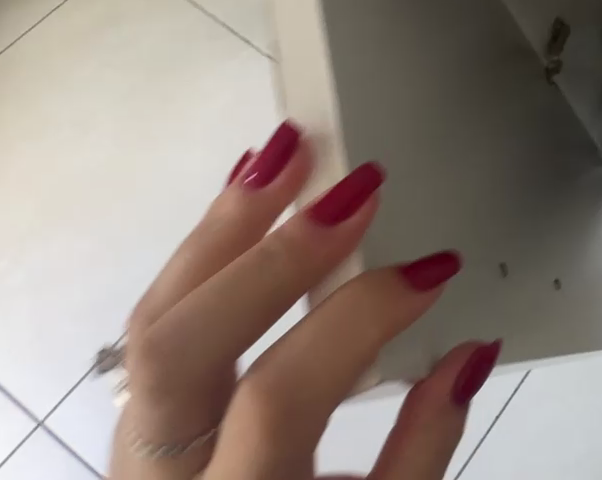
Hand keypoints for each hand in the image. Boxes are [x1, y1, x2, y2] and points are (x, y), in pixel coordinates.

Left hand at [111, 120, 497, 479]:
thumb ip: (422, 453)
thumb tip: (470, 354)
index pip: (282, 393)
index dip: (362, 318)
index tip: (434, 269)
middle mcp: (158, 477)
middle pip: (181, 346)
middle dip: (277, 252)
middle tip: (357, 187)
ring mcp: (131, 445)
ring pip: (149, 320)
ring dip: (224, 226)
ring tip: (285, 154)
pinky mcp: (137, 414)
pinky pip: (156, 318)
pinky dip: (205, 248)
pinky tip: (246, 195)